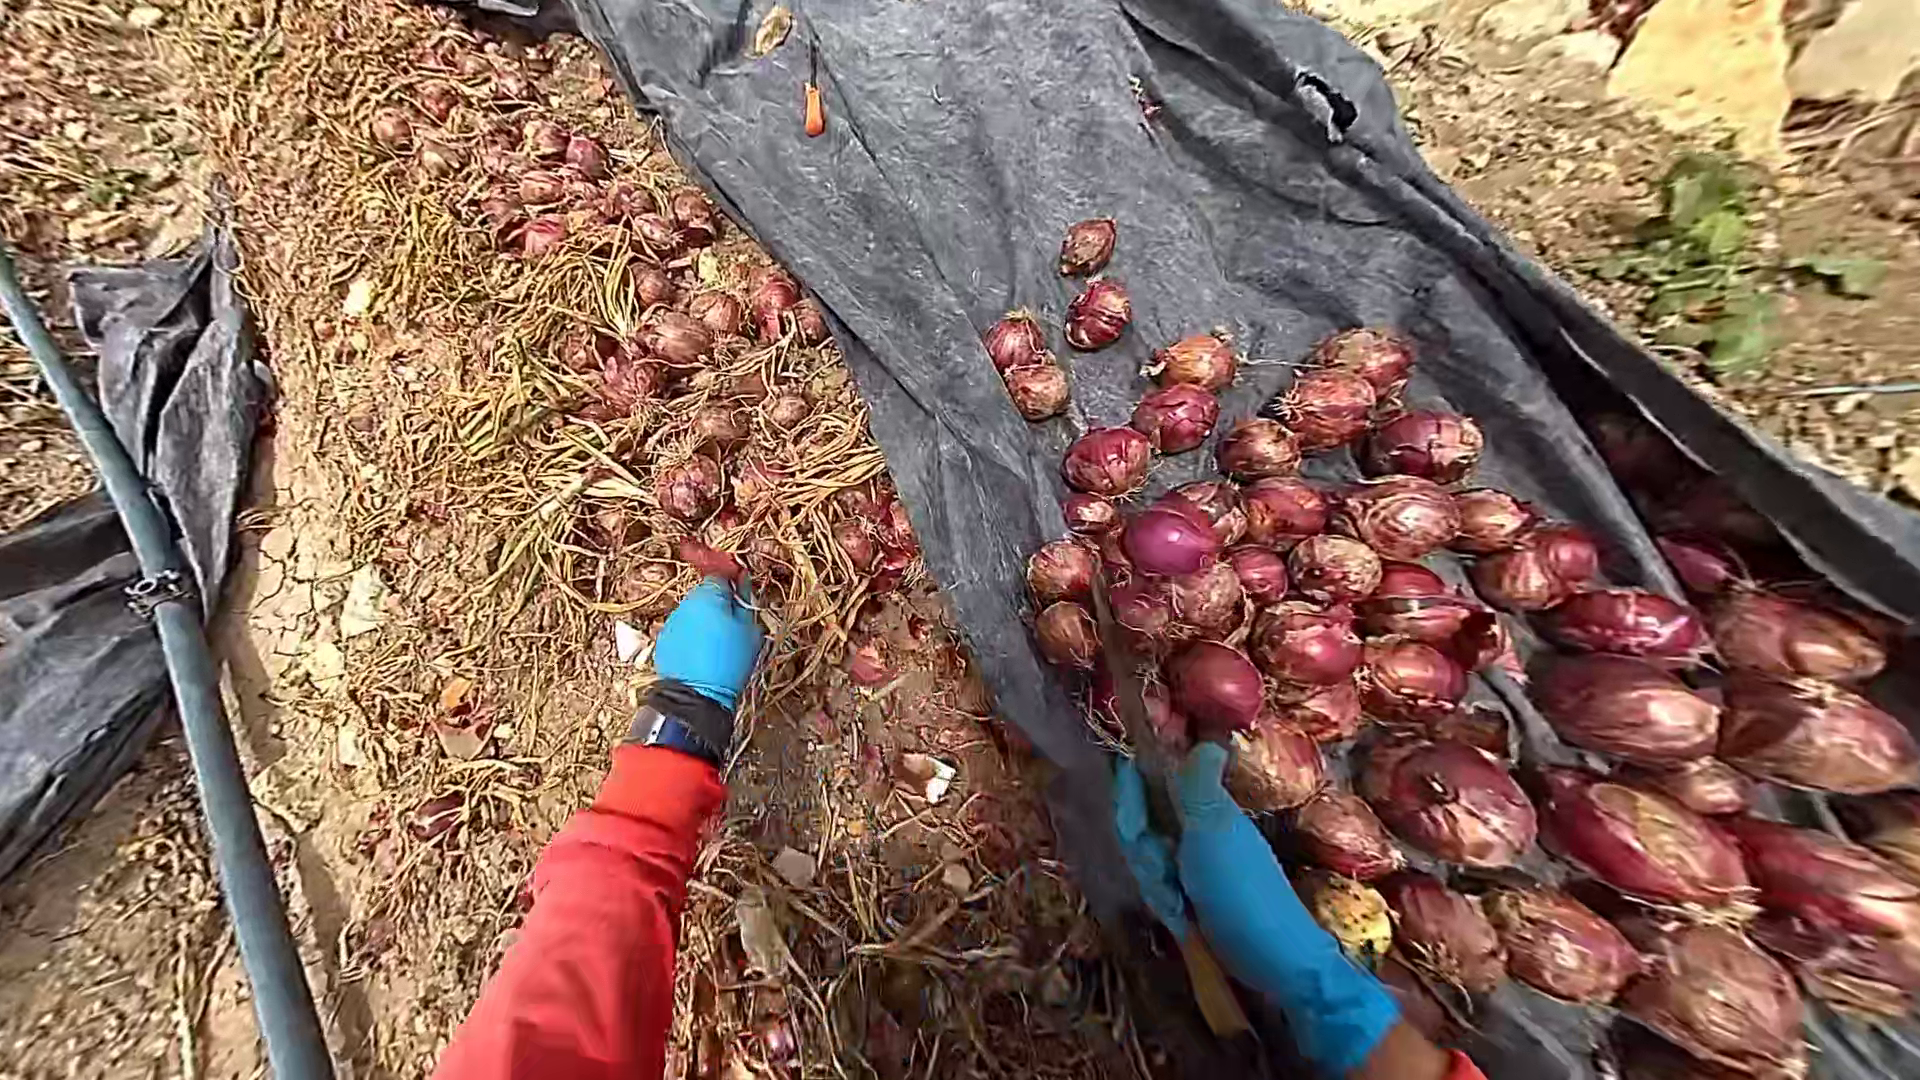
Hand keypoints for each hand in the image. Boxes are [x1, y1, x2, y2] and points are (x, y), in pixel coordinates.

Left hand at [653, 577, 763, 710]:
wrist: (696, 696)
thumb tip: (742, 581)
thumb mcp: (749, 630)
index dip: (733, 584)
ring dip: (706, 619)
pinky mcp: (664, 640)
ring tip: (719, 641)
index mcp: (708, 597)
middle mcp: (685, 604)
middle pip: (705, 593)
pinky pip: (683, 628)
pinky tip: (704, 652)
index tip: (742, 595)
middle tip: (734, 623)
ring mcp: (672, 622)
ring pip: (694, 611)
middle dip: (719, 603)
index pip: (720, 575)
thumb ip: (745, 601)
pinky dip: (693, 634)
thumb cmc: (728, 662)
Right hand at [1114, 743, 1401, 1076]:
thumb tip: (1209, 738)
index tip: (1135, 827)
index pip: (1141, 777)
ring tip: (1179, 904)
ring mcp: (1187, 856)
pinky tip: (1181, 917)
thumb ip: (1197, 782)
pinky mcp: (1186, 888)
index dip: (1128, 798)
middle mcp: (1189, 821)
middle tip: (1165, 873)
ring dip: (1154, 882)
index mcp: (1196, 800)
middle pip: (1136, 820)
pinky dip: (1162, 901)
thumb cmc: (1241, 888)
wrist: (1273, 962)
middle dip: (1142, 852)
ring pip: (1142, 855)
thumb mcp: (1213, 829)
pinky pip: (1154, 883)